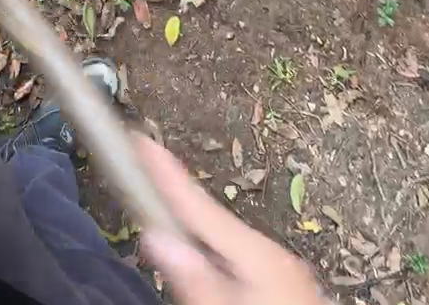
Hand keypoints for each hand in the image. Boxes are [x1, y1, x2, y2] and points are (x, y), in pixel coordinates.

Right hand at [137, 137, 332, 304]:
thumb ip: (195, 281)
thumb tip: (155, 235)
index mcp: (259, 255)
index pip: (200, 205)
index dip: (167, 173)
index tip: (141, 139)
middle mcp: (274, 256)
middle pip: (213, 221)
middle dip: (180, 198)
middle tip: (146, 170)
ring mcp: (284, 275)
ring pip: (228, 244)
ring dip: (197, 227)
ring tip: (165, 206)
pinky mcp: (287, 293)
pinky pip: (240, 262)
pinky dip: (216, 252)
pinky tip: (205, 258)